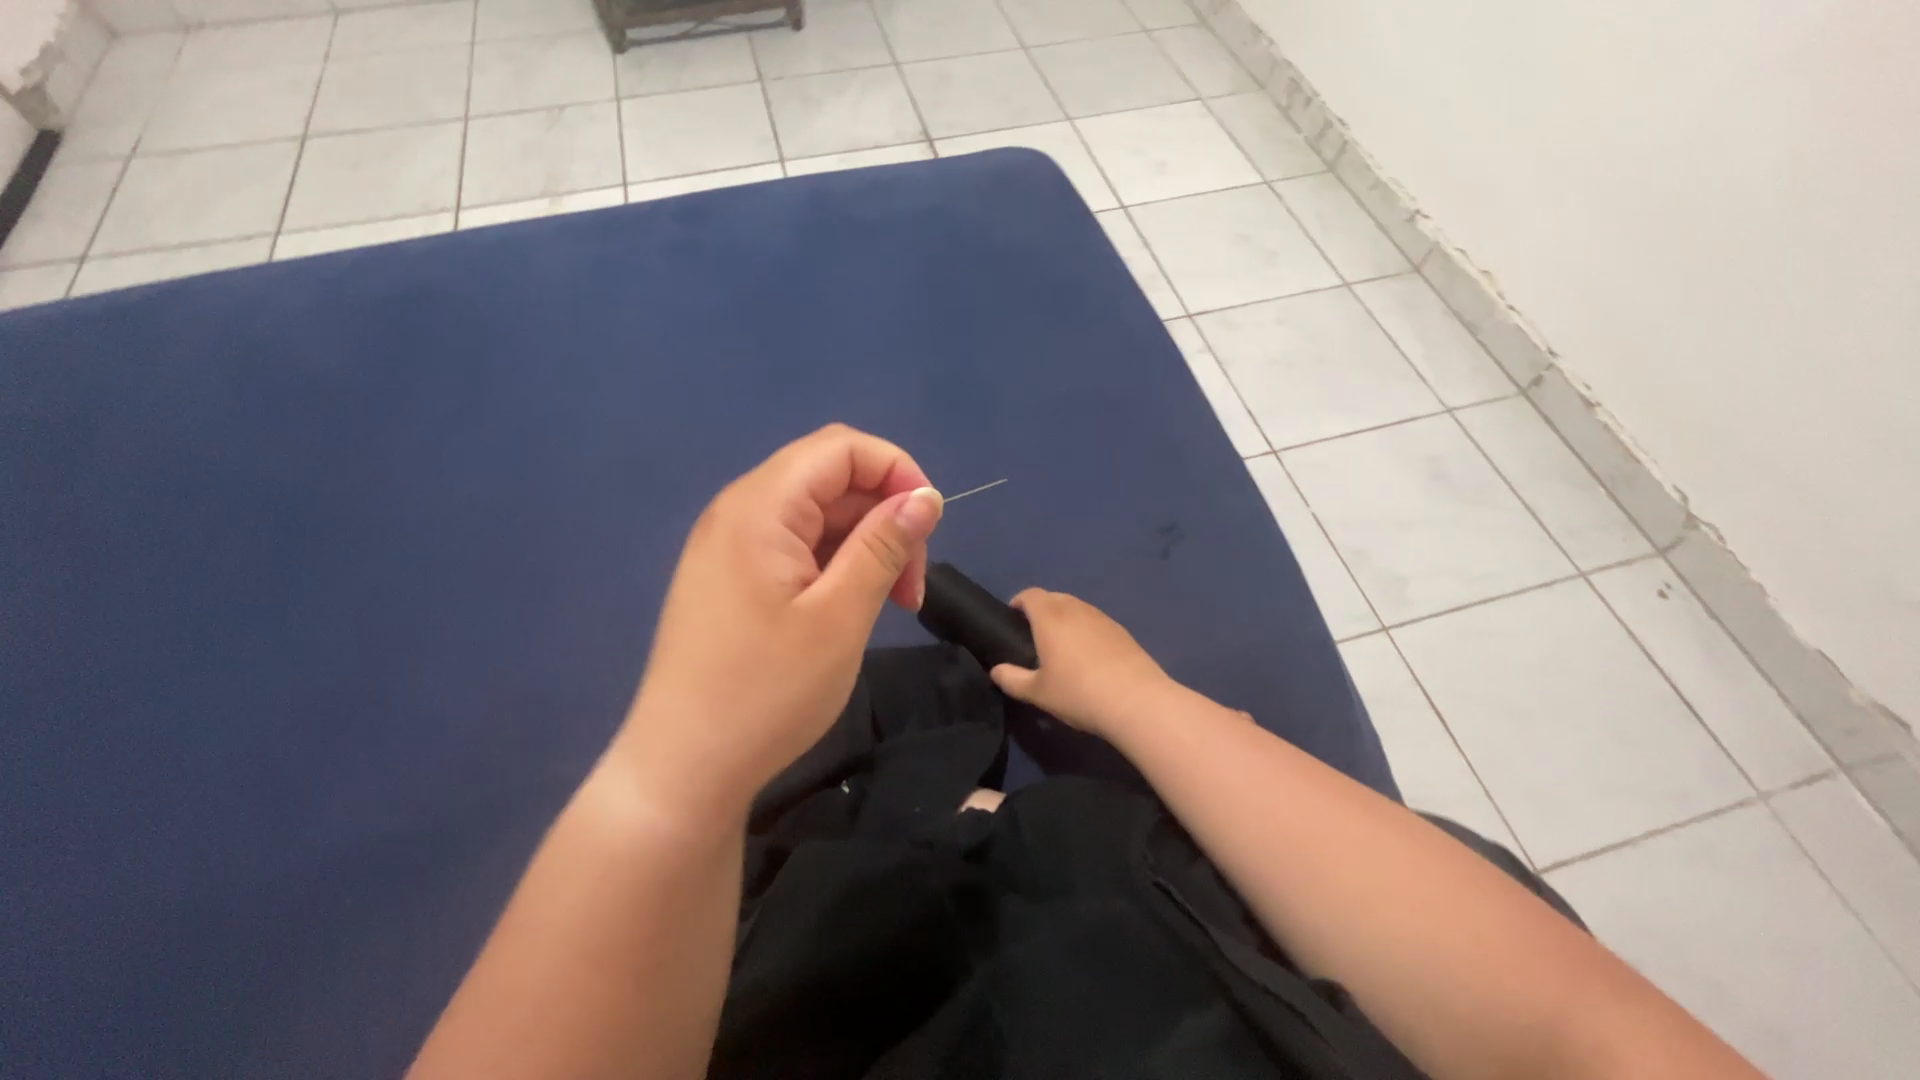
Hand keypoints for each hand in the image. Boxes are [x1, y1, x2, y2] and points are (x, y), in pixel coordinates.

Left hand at [612, 424, 943, 813]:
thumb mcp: (841, 617)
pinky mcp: (729, 579)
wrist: (683, 768)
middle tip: (913, 586)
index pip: (842, 447)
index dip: (898, 472)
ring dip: (865, 545)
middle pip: (830, 478)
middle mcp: (739, 512)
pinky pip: (794, 547)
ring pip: (816, 515)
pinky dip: (835, 564)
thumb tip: (925, 497)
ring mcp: (729, 546)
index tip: (930, 530)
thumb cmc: (766, 693)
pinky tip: (852, 609)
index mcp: (760, 507)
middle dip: (885, 515)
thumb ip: (884, 546)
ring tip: (891, 605)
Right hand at [988, 589, 1174, 739]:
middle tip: (1035, 636)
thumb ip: (1012, 679)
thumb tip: (996, 670)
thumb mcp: (1037, 692)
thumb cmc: (1078, 693)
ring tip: (1061, 647)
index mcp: (1050, 617)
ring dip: (1066, 619)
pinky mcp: (1123, 632)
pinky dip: (1086, 631)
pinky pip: (1096, 622)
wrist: (1136, 701)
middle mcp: (1076, 609)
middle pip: (1055, 598)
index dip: (1019, 602)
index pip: (1031, 595)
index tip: (1013, 619)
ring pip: (1078, 608)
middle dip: (1042, 610)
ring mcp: (1103, 618)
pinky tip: (1089, 657)